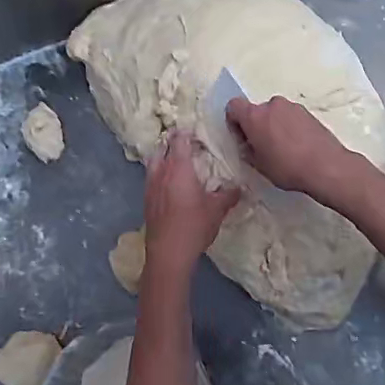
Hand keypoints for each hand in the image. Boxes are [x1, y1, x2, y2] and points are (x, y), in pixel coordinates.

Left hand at [144, 130, 239, 276]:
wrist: (168, 254)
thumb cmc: (195, 226)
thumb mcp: (218, 209)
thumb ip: (229, 195)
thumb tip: (239, 187)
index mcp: (179, 168)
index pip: (179, 141)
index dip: (186, 133)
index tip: (195, 131)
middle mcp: (161, 172)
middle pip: (162, 148)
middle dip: (172, 142)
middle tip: (186, 143)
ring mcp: (150, 187)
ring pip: (153, 162)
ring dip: (163, 157)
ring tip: (176, 161)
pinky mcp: (146, 201)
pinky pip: (151, 178)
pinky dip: (159, 173)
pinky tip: (169, 184)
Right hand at [225, 96, 375, 205]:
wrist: (326, 166)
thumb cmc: (287, 167)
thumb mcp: (259, 165)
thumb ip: (248, 150)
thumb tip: (249, 145)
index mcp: (255, 116)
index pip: (234, 106)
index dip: (234, 121)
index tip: (242, 137)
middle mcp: (273, 104)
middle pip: (257, 110)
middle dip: (257, 125)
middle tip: (263, 146)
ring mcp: (293, 107)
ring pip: (276, 113)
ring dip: (275, 125)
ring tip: (284, 148)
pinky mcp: (309, 112)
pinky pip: (292, 117)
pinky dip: (290, 126)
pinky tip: (298, 146)